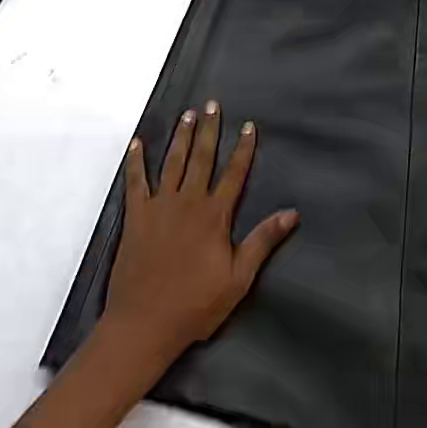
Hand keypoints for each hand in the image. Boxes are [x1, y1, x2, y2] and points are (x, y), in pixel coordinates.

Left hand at [104, 100, 299, 359]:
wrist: (145, 323)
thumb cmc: (195, 305)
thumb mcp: (239, 279)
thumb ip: (262, 241)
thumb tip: (291, 213)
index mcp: (214, 215)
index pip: (234, 173)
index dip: (243, 148)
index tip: (249, 126)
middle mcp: (188, 202)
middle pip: (202, 158)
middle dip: (209, 129)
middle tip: (212, 104)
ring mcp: (159, 206)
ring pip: (173, 162)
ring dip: (181, 137)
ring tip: (187, 114)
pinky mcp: (136, 217)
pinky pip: (135, 182)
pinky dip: (135, 161)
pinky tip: (136, 144)